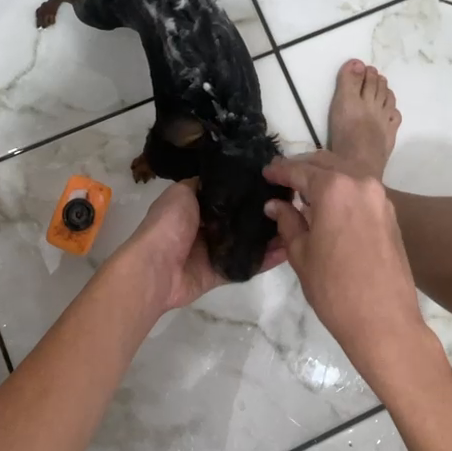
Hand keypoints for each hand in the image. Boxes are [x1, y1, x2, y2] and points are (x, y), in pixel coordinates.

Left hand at [109, 182, 278, 314]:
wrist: (156, 267)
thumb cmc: (168, 224)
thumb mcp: (183, 191)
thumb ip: (204, 185)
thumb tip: (222, 176)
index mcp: (193, 206)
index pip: (224, 196)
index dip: (244, 190)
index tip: (271, 182)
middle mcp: (204, 228)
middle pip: (237, 219)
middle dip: (260, 213)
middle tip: (290, 204)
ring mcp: (212, 252)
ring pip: (245, 243)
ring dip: (268, 237)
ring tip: (295, 225)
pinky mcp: (220, 274)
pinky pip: (246, 266)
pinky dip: (265, 260)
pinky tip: (287, 250)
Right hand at [264, 153, 432, 374]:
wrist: (384, 321)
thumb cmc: (334, 288)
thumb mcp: (301, 254)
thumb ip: (287, 221)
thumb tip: (275, 204)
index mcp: (334, 188)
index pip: (300, 171)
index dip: (279, 171)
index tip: (265, 173)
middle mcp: (360, 183)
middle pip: (325, 163)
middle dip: (302, 168)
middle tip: (281, 179)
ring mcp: (380, 197)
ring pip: (345, 173)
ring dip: (323, 177)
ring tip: (301, 193)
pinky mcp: (390, 214)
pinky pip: (359, 189)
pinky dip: (341, 190)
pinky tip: (326, 207)